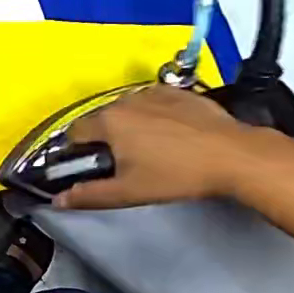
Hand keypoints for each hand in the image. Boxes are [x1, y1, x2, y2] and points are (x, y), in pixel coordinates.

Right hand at [55, 86, 263, 209]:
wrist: (233, 156)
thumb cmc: (181, 174)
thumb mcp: (130, 192)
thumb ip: (90, 195)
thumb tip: (61, 199)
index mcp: (109, 121)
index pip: (75, 132)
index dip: (78, 151)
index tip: (90, 165)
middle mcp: (127, 100)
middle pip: (102, 120)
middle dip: (106, 140)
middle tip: (124, 165)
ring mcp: (153, 93)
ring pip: (127, 110)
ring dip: (130, 127)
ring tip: (151, 151)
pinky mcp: (177, 93)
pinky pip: (153, 103)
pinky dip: (154, 117)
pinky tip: (170, 136)